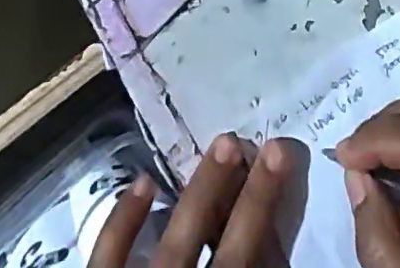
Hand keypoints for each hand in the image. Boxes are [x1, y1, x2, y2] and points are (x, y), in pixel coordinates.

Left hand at [91, 133, 295, 267]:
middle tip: (272, 146)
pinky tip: (144, 181)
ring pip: (177, 239)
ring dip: (204, 190)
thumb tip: (275, 242)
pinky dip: (124, 219)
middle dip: (254, 198)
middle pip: (230, 247)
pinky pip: (109, 254)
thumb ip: (258, 267)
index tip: (290, 166)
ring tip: (226, 143)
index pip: (254, 255)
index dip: (274, 213)